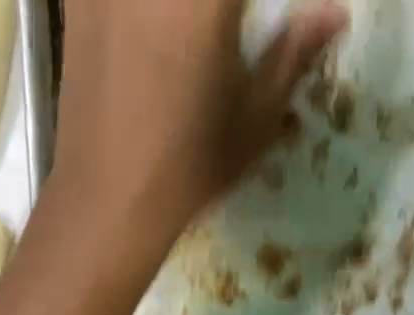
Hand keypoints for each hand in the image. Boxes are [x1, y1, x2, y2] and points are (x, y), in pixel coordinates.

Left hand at [52, 0, 347, 244]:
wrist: (110, 196)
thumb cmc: (193, 165)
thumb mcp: (255, 116)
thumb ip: (293, 51)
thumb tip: (335, 11)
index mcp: (203, 0)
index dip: (262, 3)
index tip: (274, 17)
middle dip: (225, 7)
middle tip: (235, 25)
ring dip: (191, 13)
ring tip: (201, 31)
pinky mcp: (78, 0)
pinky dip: (143, 12)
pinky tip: (152, 30)